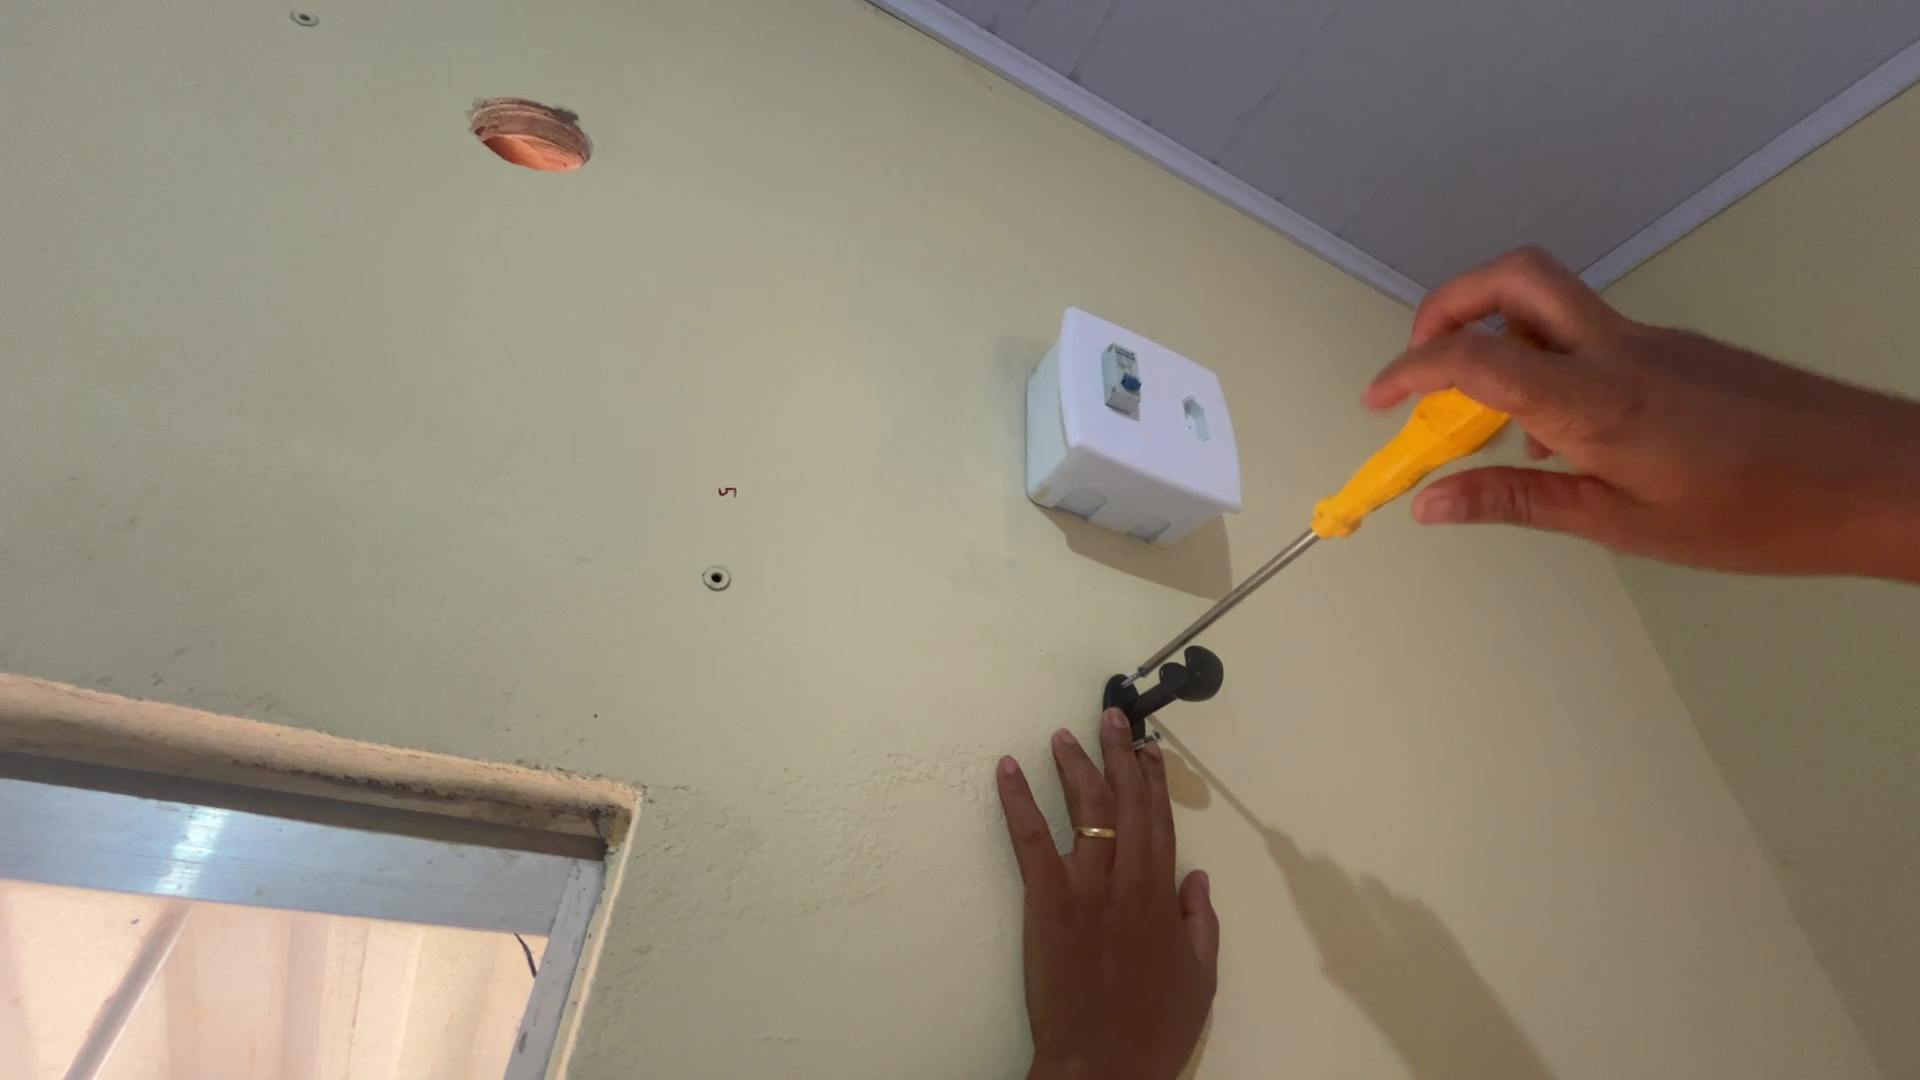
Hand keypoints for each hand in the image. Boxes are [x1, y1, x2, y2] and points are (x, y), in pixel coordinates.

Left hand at [997, 710, 1219, 1079]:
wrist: (1104, 1067)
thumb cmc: (1151, 1026)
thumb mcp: (1200, 977)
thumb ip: (1201, 921)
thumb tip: (1198, 875)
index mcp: (1163, 893)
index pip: (1160, 819)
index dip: (1155, 778)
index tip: (1147, 746)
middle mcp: (1129, 878)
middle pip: (1126, 801)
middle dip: (1119, 753)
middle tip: (1110, 716)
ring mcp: (1088, 884)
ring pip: (1087, 809)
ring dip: (1076, 765)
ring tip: (1064, 735)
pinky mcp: (1049, 897)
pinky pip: (1032, 838)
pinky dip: (1019, 799)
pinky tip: (1006, 769)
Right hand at [1365, 247, 1919, 581]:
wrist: (1895, 480)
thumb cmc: (1757, 513)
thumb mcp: (1619, 523)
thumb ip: (1516, 501)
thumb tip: (1429, 503)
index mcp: (1595, 399)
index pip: (1477, 357)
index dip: (1409, 370)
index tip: (1376, 400)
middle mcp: (1616, 349)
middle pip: (1515, 277)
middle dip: (1445, 305)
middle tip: (1420, 360)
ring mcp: (1646, 339)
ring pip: (1544, 301)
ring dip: (1486, 334)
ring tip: (1476, 410)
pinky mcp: (1667, 347)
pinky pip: (1578, 334)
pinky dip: (1531, 361)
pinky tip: (1546, 428)